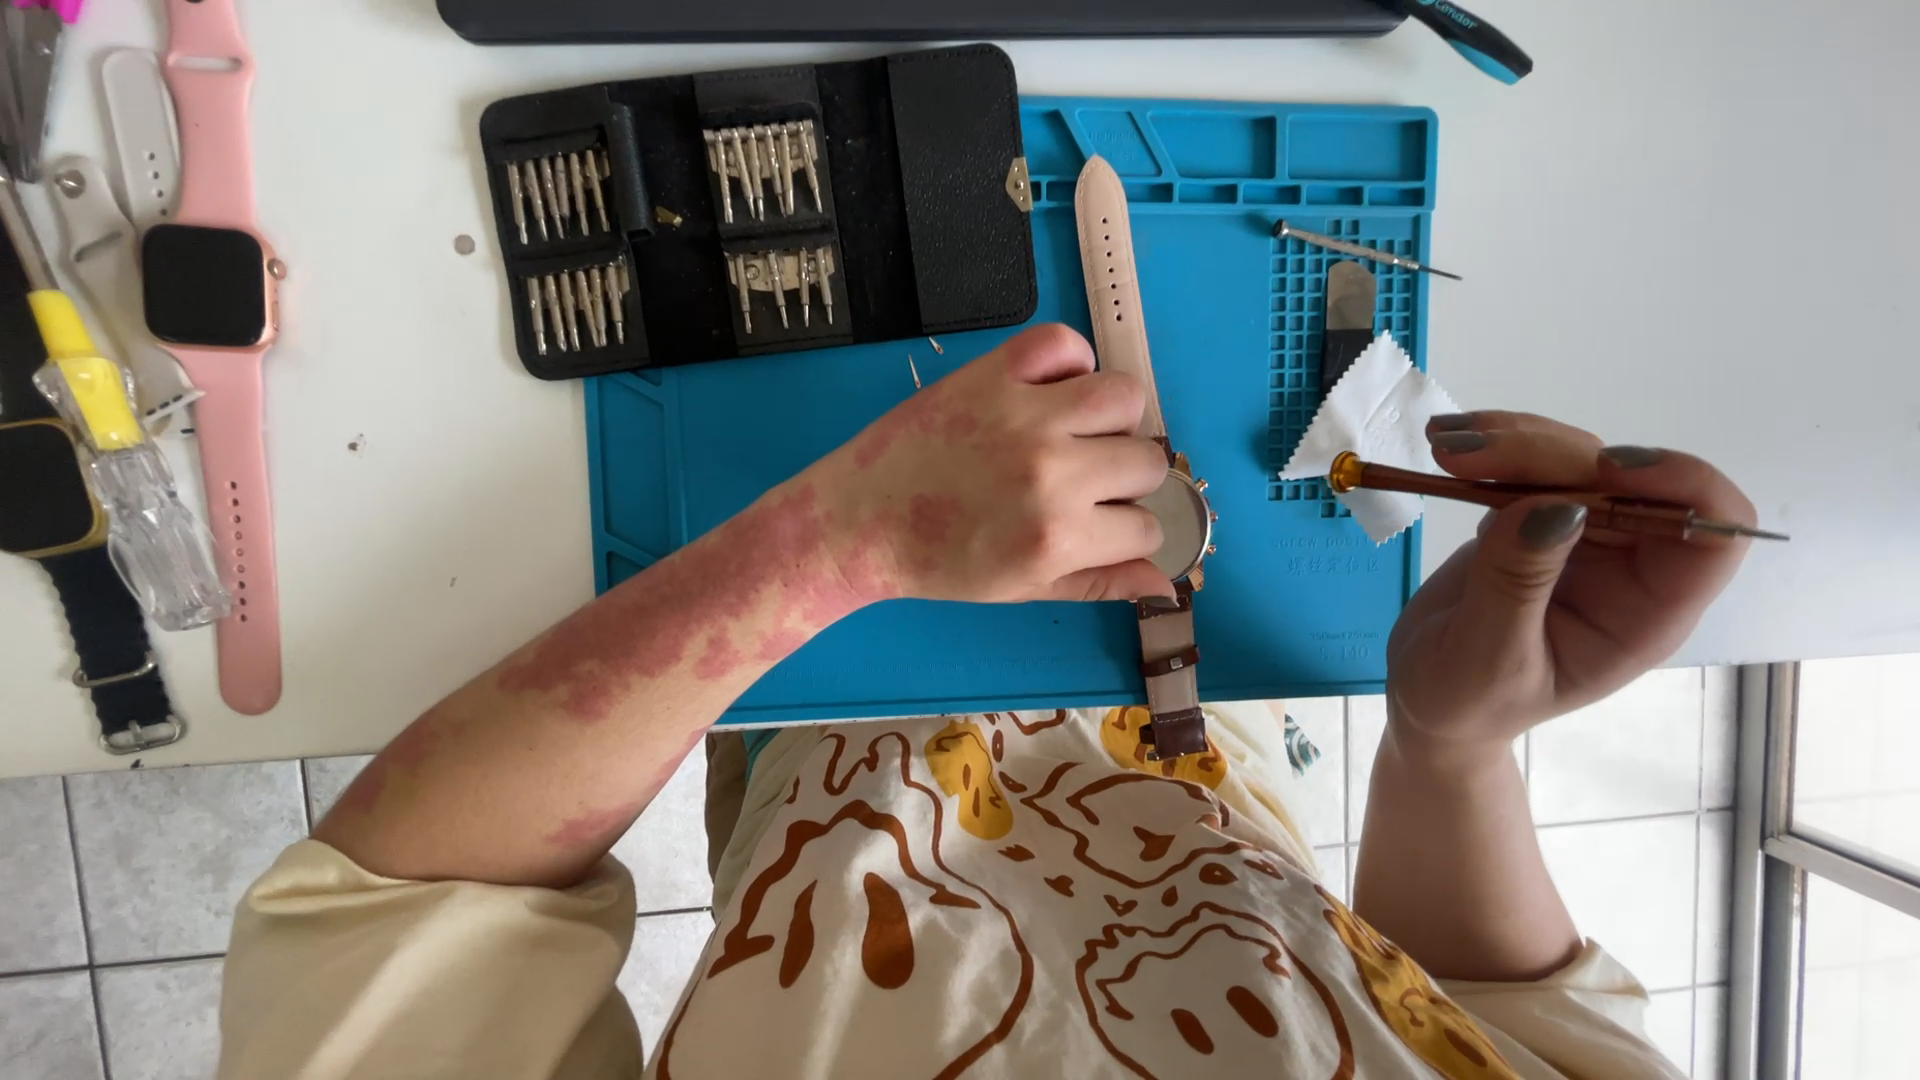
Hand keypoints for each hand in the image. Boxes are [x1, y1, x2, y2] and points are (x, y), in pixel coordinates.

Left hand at [812, 323, 1174, 604]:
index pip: (1149, 525)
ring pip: (1124, 395)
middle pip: (1147, 460)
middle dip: (1127, 478)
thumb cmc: (939, 563)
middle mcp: (1054, 471)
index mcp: (1061, 536)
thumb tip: (1166, 581)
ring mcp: (1025, 414)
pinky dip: (1070, 361)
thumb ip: (1098, 584)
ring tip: (1076, 432)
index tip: (1102, 524)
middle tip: (1086, 481)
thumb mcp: (1022, 588)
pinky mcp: (993, 373)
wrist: (860, 522)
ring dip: (1112, 418)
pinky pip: (1064, 343)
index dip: (1129, 529)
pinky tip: (1051, 390)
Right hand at [1386, 412, 1755, 757]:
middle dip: (1544, 454)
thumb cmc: (1464, 700)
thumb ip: (1517, 585)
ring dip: (1510, 441)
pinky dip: (1488, 449)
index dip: (1677, 486)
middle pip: (1619, 481)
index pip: (1707, 535)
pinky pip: (1525, 471)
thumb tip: (1553, 506)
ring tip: (1441, 442)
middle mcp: (1622, 567)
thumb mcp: (1489, 657)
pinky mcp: (1525, 527)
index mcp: (1642, 613)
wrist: (1425, 701)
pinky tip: (1443, 445)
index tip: (1598, 467)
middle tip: (1456, 453)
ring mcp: (1574, 542)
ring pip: (1570, 461)